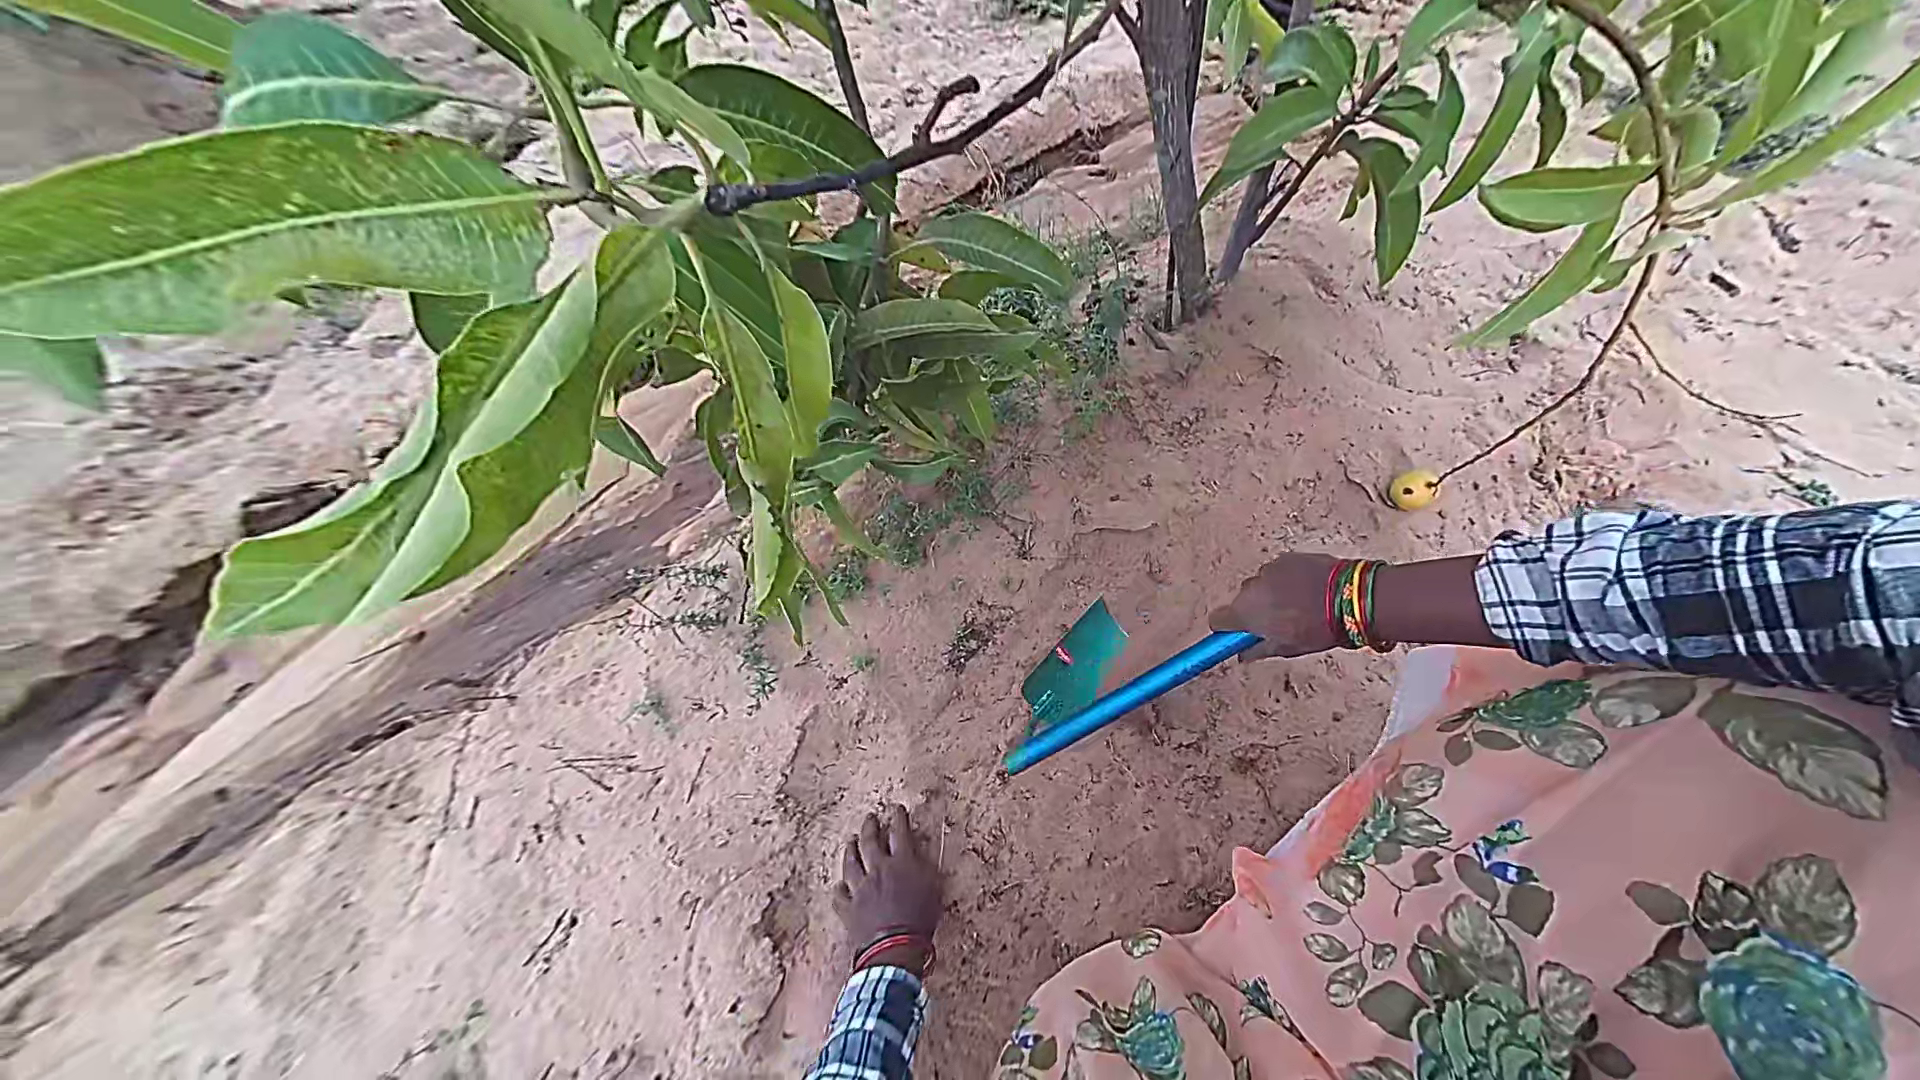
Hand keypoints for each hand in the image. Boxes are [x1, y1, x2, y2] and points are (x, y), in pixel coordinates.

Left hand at [834, 804, 944, 974]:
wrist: (896, 948)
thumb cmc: (921, 919)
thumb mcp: (935, 888)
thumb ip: (926, 867)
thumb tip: (921, 854)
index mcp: (901, 862)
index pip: (899, 832)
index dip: (898, 818)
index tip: (897, 809)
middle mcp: (878, 869)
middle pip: (870, 842)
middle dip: (870, 827)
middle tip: (870, 818)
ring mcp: (861, 888)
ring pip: (851, 863)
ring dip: (850, 851)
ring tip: (851, 842)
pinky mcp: (849, 908)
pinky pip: (840, 895)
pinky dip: (840, 889)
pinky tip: (840, 886)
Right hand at [1210, 552, 1344, 660]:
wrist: (1352, 598)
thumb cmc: (1320, 627)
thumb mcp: (1288, 648)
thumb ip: (1258, 650)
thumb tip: (1242, 654)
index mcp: (1245, 612)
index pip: (1217, 620)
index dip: (1227, 628)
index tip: (1239, 634)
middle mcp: (1250, 588)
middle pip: (1241, 601)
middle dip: (1255, 610)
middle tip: (1279, 622)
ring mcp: (1268, 571)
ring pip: (1261, 585)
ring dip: (1272, 594)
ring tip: (1300, 605)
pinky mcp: (1286, 558)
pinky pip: (1278, 572)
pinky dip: (1287, 580)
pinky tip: (1308, 590)